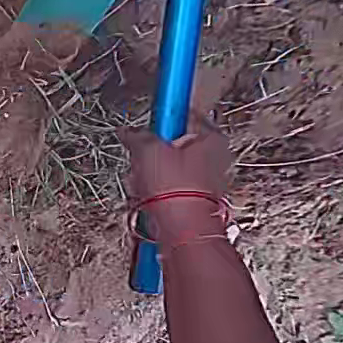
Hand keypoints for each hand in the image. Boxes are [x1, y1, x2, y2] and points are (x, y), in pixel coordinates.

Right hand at [120, 123, 233, 240]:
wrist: (181, 227)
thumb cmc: (175, 186)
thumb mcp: (147, 149)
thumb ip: (136, 136)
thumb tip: (128, 131)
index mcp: (211, 138)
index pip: (187, 116)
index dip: (165, 116)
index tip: (152, 117)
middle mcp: (213, 158)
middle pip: (173, 143)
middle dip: (151, 150)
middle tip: (142, 155)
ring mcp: (203, 180)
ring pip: (165, 166)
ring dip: (148, 172)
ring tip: (141, 180)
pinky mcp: (191, 199)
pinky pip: (164, 186)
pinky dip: (152, 189)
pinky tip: (145, 194)